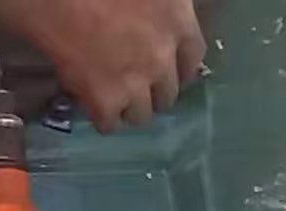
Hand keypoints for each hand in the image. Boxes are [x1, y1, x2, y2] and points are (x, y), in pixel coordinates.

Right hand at [0, 0, 206, 132]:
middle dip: (154, 91)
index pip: (193, 57)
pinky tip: (92, 100)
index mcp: (176, 18)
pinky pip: (110, 124)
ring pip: (141, 115)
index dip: (181, 67)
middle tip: (136, 83)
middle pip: (168, 95)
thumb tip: (158, 25)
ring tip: (112, 93)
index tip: (171, 69)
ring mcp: (134, 84)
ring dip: (129, 107)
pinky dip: (102, 116)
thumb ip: (162, 7)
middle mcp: (161, 57)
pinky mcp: (105, 102)